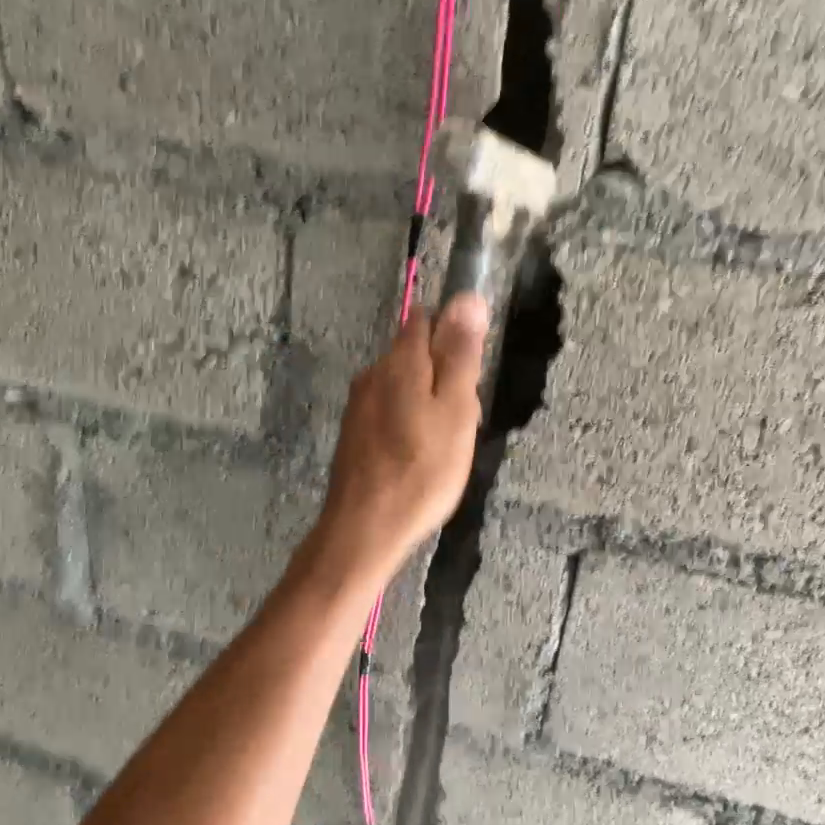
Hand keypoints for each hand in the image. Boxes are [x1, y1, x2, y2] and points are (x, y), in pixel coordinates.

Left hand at [309, 293, 488, 587]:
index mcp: (399, 361)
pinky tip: (419, 454)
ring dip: (425, 400)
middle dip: (441, 372)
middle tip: (464, 415)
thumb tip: (468, 297)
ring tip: (445, 441)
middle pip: (413, 353)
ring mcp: (358, 405)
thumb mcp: (455, 409)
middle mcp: (372, 373)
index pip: (424, 319)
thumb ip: (460, 353)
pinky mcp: (353, 433)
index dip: (452, 332)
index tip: (472, 366)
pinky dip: (407, 422)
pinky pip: (388, 411)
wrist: (365, 527)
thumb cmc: (421, 469)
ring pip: (401, 385)